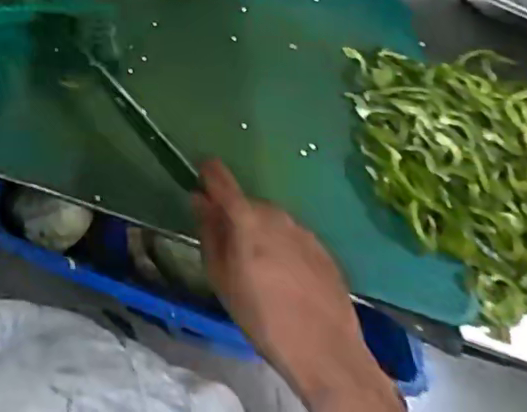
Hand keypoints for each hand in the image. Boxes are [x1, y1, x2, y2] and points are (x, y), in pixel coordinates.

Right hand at [193, 159, 399, 411]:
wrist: (327, 353)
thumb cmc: (262, 316)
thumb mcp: (221, 278)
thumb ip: (208, 232)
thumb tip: (200, 200)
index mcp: (245, 217)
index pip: (219, 176)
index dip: (206, 173)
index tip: (200, 182)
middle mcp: (275, 214)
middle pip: (246, 203)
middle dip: (235, 218)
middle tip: (232, 251)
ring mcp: (303, 230)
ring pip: (271, 221)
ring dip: (261, 234)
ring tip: (262, 271)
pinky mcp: (323, 250)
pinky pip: (293, 238)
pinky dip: (284, 249)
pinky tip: (288, 281)